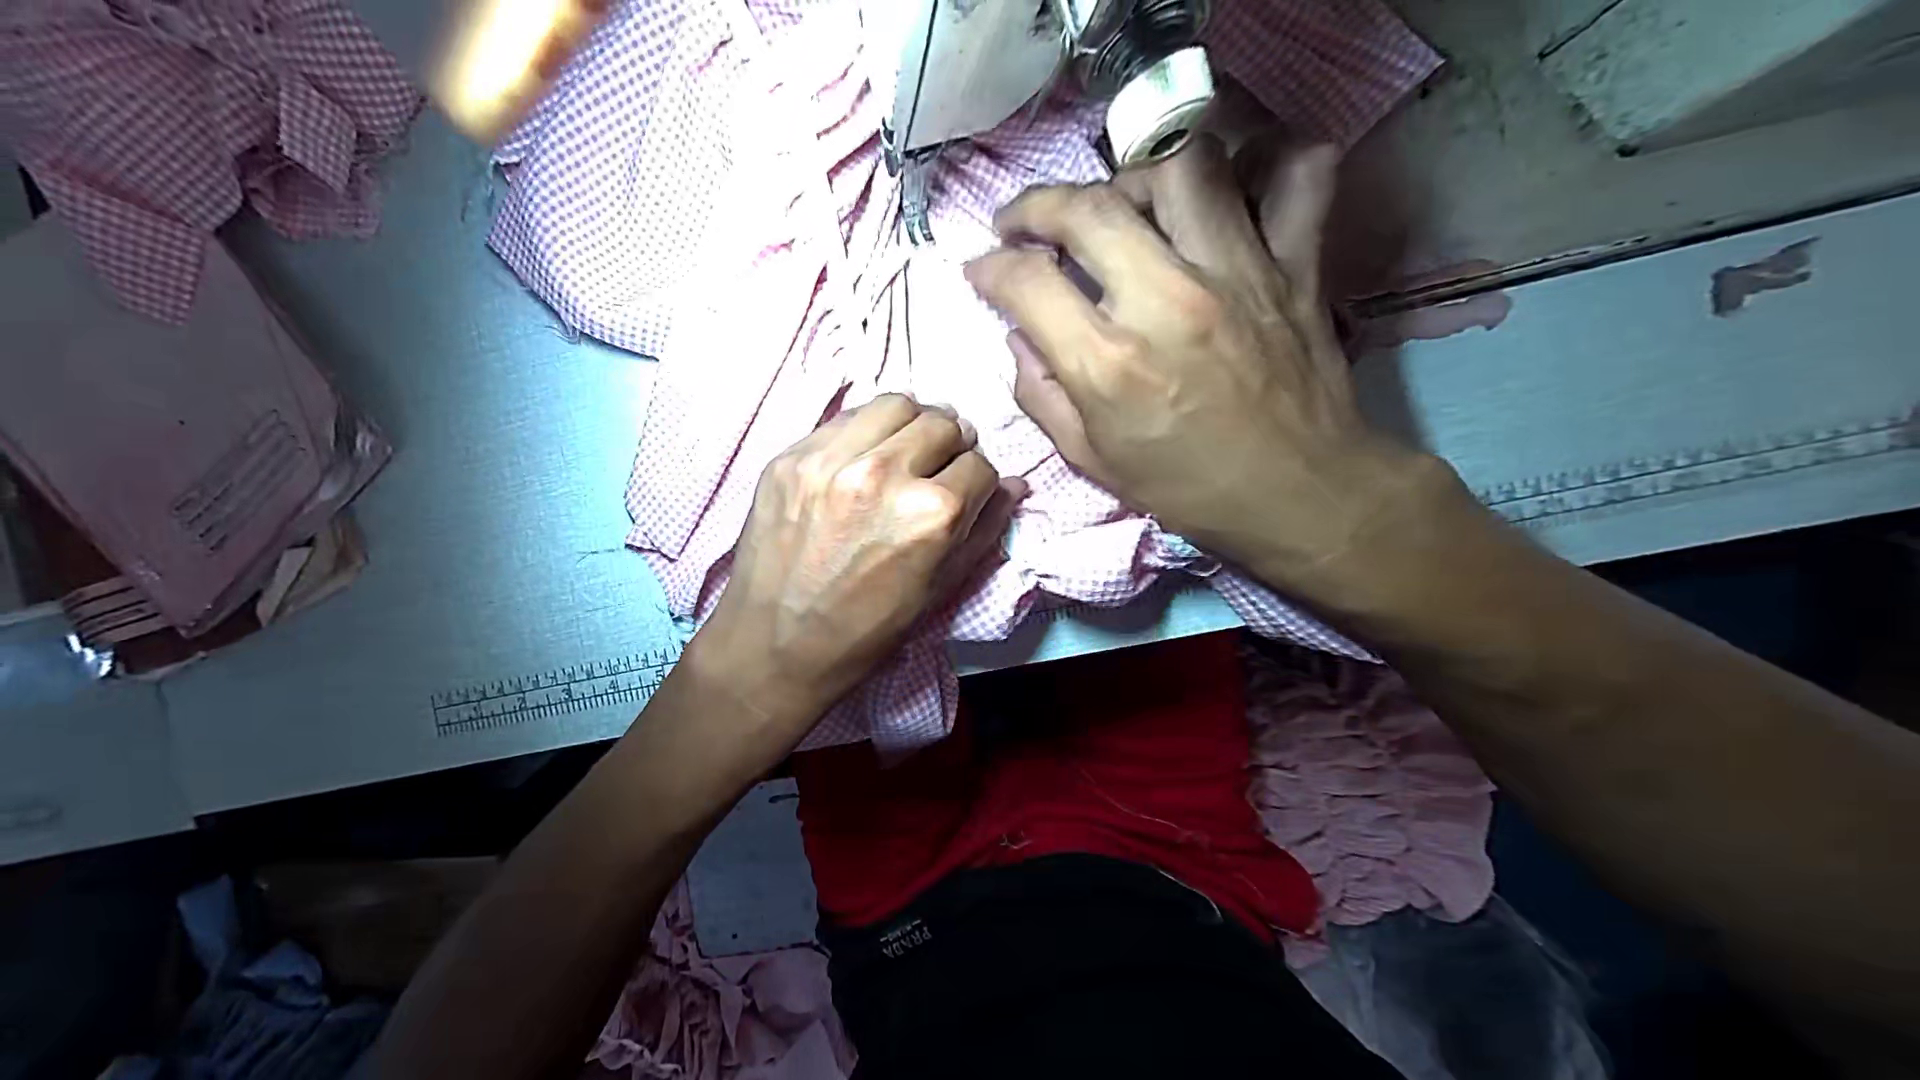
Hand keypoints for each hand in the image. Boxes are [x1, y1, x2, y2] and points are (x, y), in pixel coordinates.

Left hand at [696, 395, 1023, 729]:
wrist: (774, 645)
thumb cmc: (867, 631)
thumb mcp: (940, 590)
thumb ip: (984, 530)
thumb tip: (1015, 484)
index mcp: (932, 515)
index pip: (980, 465)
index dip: (978, 482)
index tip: (964, 493)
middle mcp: (885, 475)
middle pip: (944, 423)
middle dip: (952, 445)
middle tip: (938, 467)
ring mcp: (832, 460)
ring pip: (897, 404)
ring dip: (913, 424)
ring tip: (905, 451)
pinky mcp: (791, 455)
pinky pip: (846, 417)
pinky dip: (867, 430)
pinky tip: (863, 457)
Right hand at [964, 135, 1455, 602]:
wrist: (1299, 497)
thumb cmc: (1187, 488)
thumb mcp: (1092, 461)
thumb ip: (1041, 395)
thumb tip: (1019, 334)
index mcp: (1108, 364)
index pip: (1027, 281)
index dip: (989, 267)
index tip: (984, 269)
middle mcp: (1167, 302)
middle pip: (1088, 208)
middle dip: (1037, 206)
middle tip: (1026, 224)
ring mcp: (1239, 274)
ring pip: (1181, 167)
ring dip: (1134, 175)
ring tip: (1122, 206)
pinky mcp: (1298, 265)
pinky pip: (1297, 175)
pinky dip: (1267, 161)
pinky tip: (1231, 186)